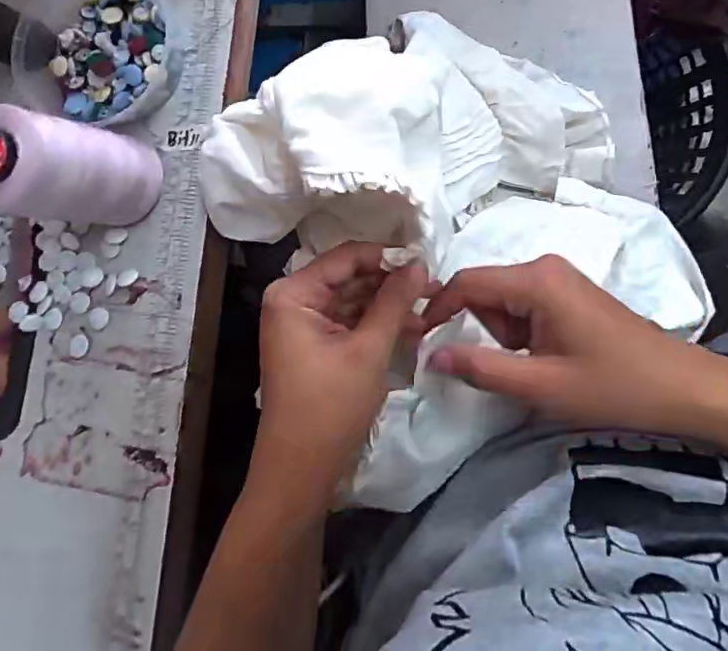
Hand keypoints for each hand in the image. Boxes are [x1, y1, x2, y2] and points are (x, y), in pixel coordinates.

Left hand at [255, 242, 427, 501]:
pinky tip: (413, 327)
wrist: (300, 471)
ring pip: (352, 300)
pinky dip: (376, 324)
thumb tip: (419, 264)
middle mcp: (292, 300)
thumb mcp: (368, 350)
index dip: (386, 256)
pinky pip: (348, 322)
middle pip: (348, 277)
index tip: (427, 261)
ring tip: (432, 307)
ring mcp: (301, 323)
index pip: (345, 258)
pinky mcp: (313, 344)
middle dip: (391, 282)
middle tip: (436, 287)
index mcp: (292, 293)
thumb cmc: (330, 406)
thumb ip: (393, 302)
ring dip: (388, 304)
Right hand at [421, 254, 727, 437]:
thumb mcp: (542, 385)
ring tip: (543, 366)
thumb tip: (431, 355)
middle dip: (488, 331)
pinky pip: (524, 304)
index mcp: (535, 279)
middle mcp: (542, 265)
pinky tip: (553, 356)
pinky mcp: (568, 290)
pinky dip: (524, 332)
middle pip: (484, 291)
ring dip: (508, 335)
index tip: (421, 340)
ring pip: (503, 300)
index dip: (439, 309)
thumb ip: (481, 368)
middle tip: (519, 367)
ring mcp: (558, 276)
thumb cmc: (615, 387)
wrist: (687, 390)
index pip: (466, 282)